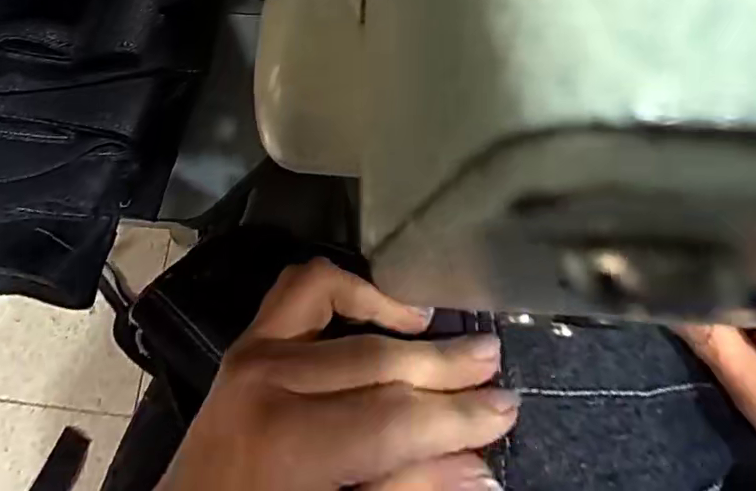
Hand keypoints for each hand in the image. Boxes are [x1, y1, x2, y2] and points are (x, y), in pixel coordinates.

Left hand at [159, 259, 518, 490]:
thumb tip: (480, 470)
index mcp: (284, 445)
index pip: (392, 419)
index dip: (456, 417)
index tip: (506, 409)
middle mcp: (267, 383)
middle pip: (377, 365)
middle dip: (445, 371)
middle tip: (495, 368)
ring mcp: (253, 350)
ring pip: (345, 312)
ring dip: (403, 320)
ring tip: (449, 329)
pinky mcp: (249, 337)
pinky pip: (305, 286)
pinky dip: (351, 285)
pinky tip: (384, 305)